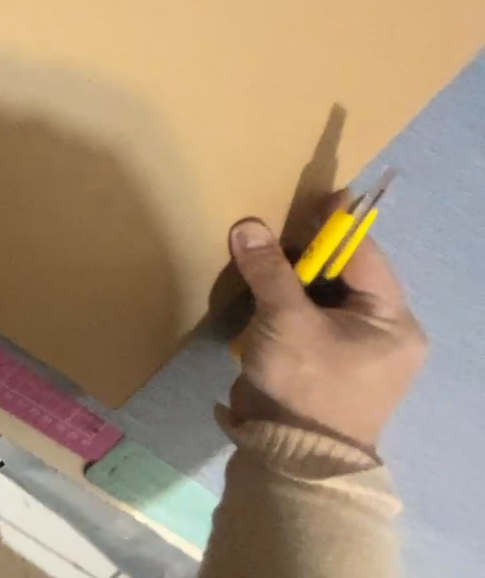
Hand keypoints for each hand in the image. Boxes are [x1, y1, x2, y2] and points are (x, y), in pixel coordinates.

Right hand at [226, 212, 427, 454]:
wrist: (296, 446)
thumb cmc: (309, 380)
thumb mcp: (286, 320)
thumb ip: (269, 271)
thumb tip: (248, 225)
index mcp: (392, 322)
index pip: (366, 259)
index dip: (341, 226)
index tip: (321, 194)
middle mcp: (380, 330)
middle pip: (343, 274)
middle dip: (306, 249)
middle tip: (269, 221)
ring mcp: (350, 345)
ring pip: (319, 292)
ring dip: (287, 271)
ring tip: (255, 249)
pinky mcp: (319, 355)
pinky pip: (303, 311)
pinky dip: (280, 294)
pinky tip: (255, 286)